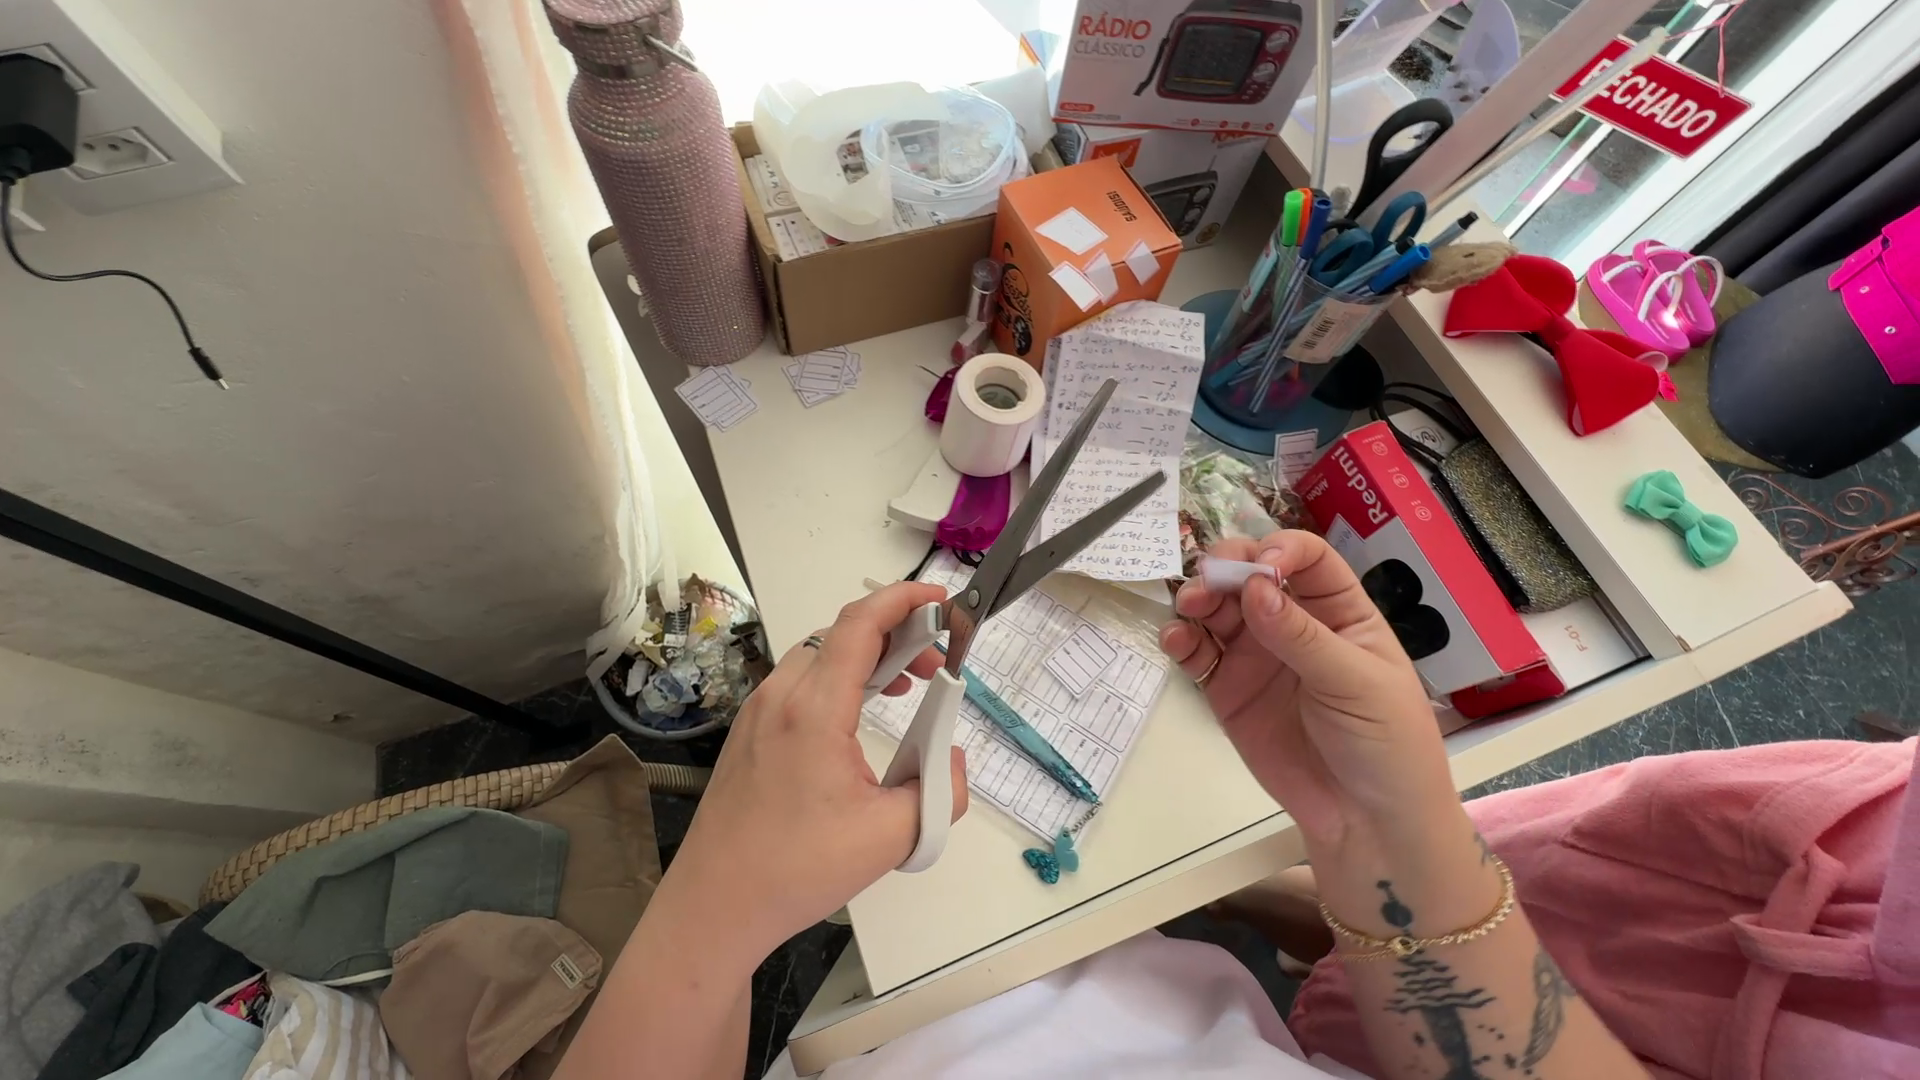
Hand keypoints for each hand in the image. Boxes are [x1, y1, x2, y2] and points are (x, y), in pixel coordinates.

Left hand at [662, 582, 968, 954]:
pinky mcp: (750, 729)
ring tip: (907, 686)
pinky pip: (801, 679)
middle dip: (898, 634)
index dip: (905, 600)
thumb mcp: (892, 836)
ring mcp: (759, 710)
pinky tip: (860, 712)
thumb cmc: (799, 869)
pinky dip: (840, 677)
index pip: (861, 624)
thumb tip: (954, 758)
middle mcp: (781, 696)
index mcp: (814, 710)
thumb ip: (943, 790)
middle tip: (936, 665)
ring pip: (821, 654)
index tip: (941, 600)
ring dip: (868, 656)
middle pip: (843, 633)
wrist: (715, 904)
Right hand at [1157, 530, 1459, 856]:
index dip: (1281, 550)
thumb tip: (1254, 586)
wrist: (1363, 821)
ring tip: (1188, 609)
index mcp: (1338, 611)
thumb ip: (1300, 635)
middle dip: (1226, 568)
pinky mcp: (1225, 687)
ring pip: (1216, 608)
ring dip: (1197, 599)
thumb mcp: (1355, 683)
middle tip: (1206, 580)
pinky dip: (1181, 640)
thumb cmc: (1384, 742)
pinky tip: (1176, 640)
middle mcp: (1291, 623)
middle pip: (1250, 574)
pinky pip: (1197, 653)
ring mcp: (1255, 655)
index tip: (1260, 567)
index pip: (1307, 559)